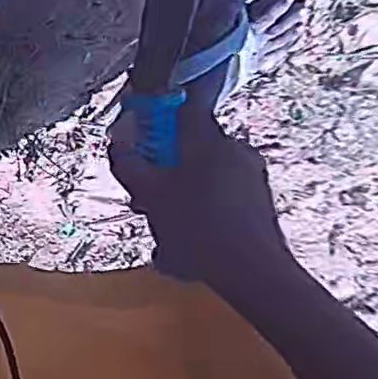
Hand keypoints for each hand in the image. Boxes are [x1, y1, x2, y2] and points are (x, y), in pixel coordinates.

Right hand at [108, 102, 299, 304]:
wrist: (252, 272)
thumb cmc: (196, 225)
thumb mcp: (148, 192)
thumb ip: (128, 163)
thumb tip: (119, 145)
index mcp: (208, 140)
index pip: (181, 106)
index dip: (157, 110)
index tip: (138, 124)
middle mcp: (234, 149)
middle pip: (188, 141)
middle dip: (161, 158)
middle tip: (142, 184)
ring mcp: (251, 173)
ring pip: (201, 165)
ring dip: (177, 180)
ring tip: (159, 211)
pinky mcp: (258, 197)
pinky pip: (217, 184)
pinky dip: (197, 195)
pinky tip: (184, 223)